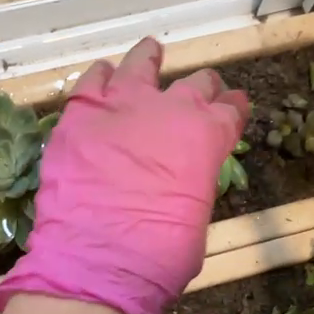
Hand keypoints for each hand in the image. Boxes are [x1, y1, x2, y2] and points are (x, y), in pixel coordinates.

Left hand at [0, 38, 249, 313]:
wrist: (98, 259)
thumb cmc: (159, 255)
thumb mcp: (193, 217)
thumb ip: (190, 183)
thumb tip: (178, 179)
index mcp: (207, 137)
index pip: (230, 111)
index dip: (232, 110)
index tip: (233, 108)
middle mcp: (170, 109)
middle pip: (195, 84)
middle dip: (202, 88)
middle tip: (201, 90)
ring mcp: (122, 105)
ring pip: (140, 65)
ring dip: (149, 61)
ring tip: (151, 54)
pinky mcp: (80, 113)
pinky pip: (93, 81)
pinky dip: (101, 78)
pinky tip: (104, 76)